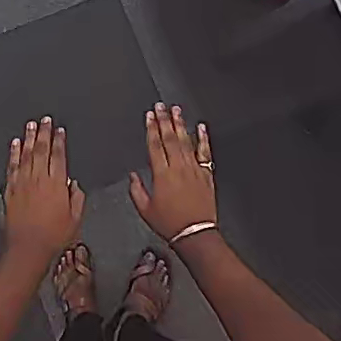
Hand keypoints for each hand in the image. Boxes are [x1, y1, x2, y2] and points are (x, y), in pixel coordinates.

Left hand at [4, 117, 84, 264]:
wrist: (28, 247)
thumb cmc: (54, 235)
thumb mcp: (75, 218)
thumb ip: (77, 198)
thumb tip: (73, 184)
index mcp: (57, 184)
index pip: (59, 156)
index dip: (59, 141)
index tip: (59, 130)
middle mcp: (39, 179)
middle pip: (41, 150)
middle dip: (43, 133)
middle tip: (44, 120)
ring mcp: (23, 183)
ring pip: (25, 155)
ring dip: (28, 138)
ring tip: (30, 125)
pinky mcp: (10, 190)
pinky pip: (12, 167)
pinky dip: (13, 154)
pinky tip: (14, 145)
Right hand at [129, 102, 215, 242]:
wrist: (195, 234)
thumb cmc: (170, 224)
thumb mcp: (145, 209)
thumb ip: (137, 190)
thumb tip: (133, 176)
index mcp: (162, 175)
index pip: (155, 145)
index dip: (151, 128)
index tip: (150, 116)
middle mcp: (178, 168)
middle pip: (170, 138)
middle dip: (164, 120)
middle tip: (161, 106)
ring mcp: (194, 170)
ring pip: (187, 141)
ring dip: (181, 124)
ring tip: (176, 110)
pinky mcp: (206, 174)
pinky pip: (205, 152)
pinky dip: (203, 139)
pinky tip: (201, 128)